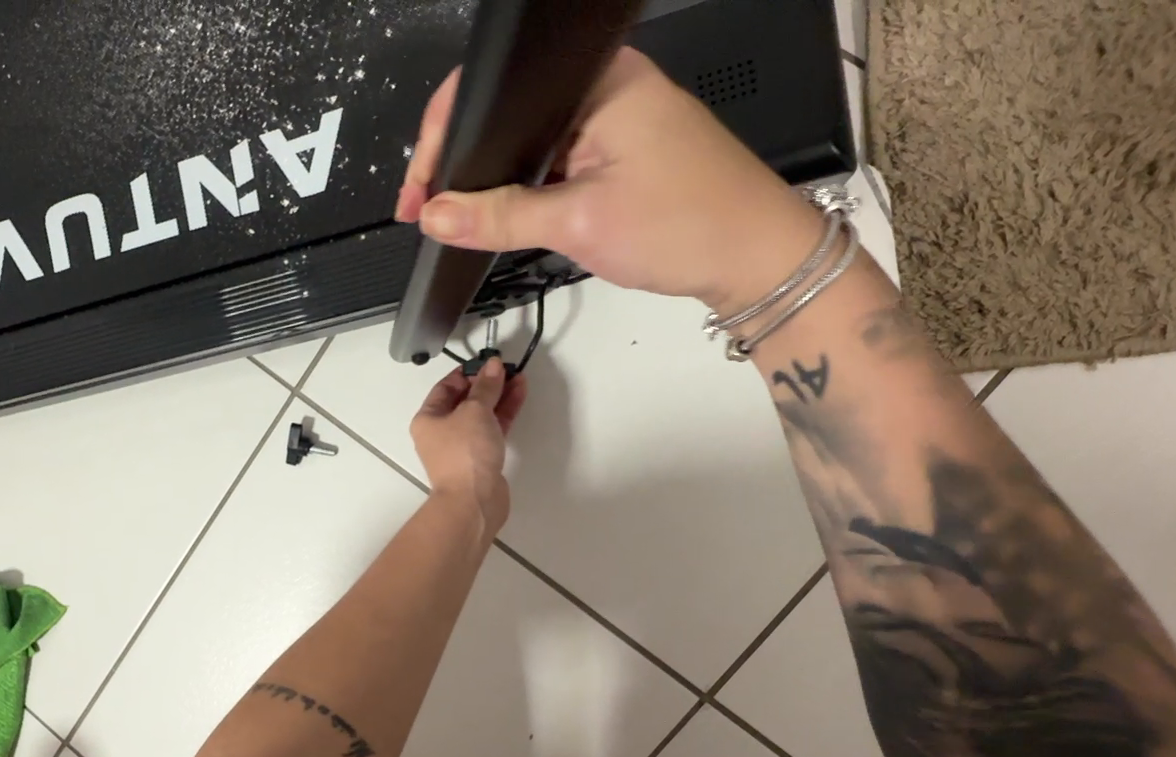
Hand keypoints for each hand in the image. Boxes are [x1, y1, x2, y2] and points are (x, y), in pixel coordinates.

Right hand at [395, 48, 825, 315]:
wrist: (756, 258)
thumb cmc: (688, 226)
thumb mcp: (578, 223)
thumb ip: (499, 217)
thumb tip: (436, 216)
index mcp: (595, 79)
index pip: (490, 94)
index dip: (441, 144)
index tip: (418, 197)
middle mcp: (603, 86)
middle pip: (505, 118)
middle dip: (462, 169)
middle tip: (432, 215)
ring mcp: (614, 117)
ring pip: (529, 146)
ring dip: (497, 185)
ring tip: (466, 222)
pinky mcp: (621, 148)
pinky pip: (556, 163)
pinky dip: (531, 191)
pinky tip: (514, 218)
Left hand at [410, 359, 527, 534]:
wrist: (474, 501)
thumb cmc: (465, 452)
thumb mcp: (475, 411)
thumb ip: (486, 386)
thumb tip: (493, 365)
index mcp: (428, 419)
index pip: (446, 387)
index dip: (467, 371)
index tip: (488, 361)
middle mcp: (441, 432)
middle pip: (465, 400)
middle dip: (487, 384)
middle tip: (508, 368)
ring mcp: (462, 447)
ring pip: (482, 415)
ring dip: (499, 397)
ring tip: (519, 378)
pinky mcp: (481, 459)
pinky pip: (492, 429)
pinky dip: (504, 414)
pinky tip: (519, 396)